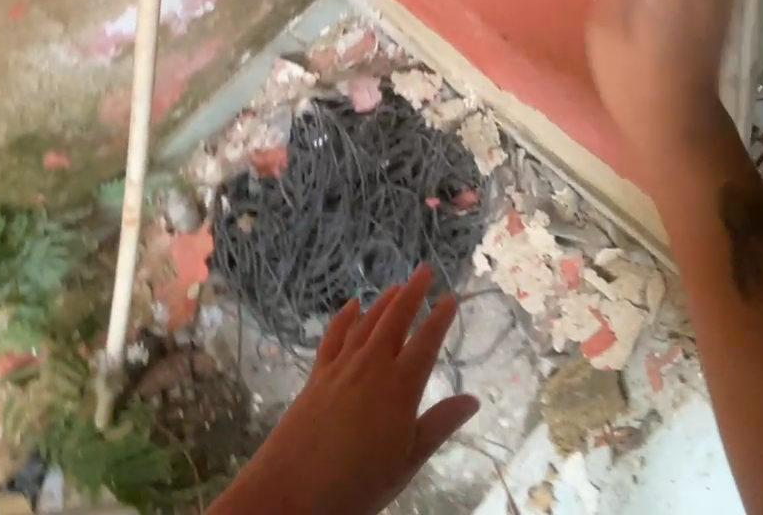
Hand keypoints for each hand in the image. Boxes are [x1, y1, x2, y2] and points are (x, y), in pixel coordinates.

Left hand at [212, 266, 479, 514]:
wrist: (289, 495)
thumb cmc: (356, 484)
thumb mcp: (406, 462)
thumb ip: (439, 426)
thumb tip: (474, 400)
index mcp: (400, 386)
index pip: (427, 341)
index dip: (441, 318)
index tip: (452, 297)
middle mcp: (372, 366)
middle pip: (396, 319)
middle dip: (413, 292)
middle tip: (425, 269)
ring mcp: (342, 368)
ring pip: (367, 322)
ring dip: (384, 300)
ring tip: (397, 284)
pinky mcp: (317, 377)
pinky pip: (334, 337)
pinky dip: (345, 317)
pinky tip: (352, 305)